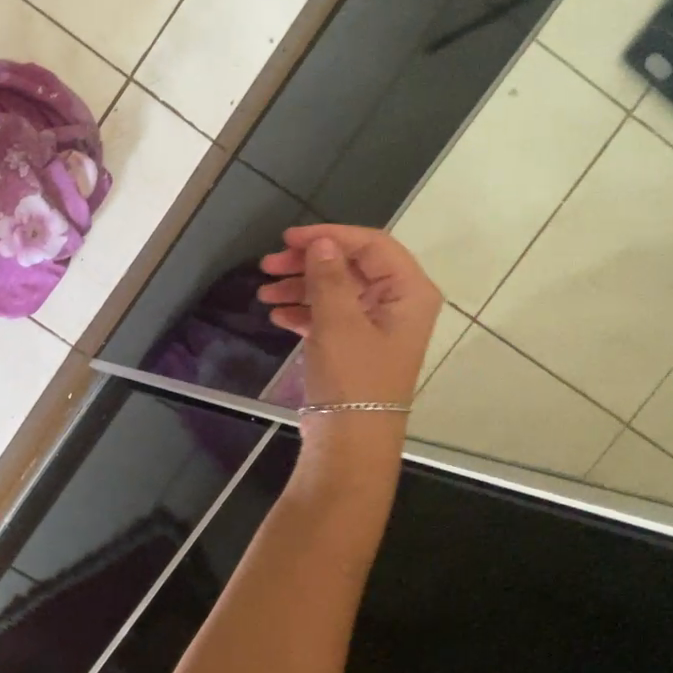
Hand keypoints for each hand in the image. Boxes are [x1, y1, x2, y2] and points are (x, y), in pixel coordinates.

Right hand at [258, 225, 442, 408]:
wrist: (351, 436)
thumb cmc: (353, 377)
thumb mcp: (338, 323)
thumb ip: (328, 278)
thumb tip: (321, 243)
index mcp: (408, 291)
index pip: (371, 246)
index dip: (329, 236)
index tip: (287, 239)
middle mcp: (396, 303)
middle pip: (351, 267)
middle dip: (309, 263)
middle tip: (267, 266)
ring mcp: (374, 326)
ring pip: (335, 291)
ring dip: (300, 287)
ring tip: (264, 293)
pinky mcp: (352, 346)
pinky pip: (327, 316)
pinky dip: (302, 311)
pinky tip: (276, 314)